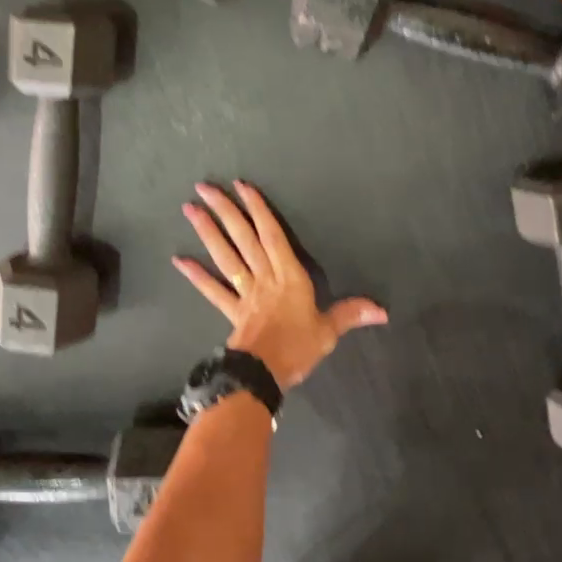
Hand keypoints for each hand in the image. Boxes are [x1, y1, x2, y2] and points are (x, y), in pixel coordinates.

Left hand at [174, 181, 387, 390]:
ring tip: (190, 210)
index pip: (272, 234)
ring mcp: (244, 292)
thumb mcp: (328, 331)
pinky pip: (212, 290)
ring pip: (225, 255)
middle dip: (225, 210)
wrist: (262, 374)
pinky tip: (179, 259)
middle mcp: (264, 277)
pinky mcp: (231, 311)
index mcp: (289, 276)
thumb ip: (350, 314)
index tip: (242, 186)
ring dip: (207, 232)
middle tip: (204, 187)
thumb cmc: (297, 348)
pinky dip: (196, 275)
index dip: (258, 209)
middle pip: (243, 237)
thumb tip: (382, 310)